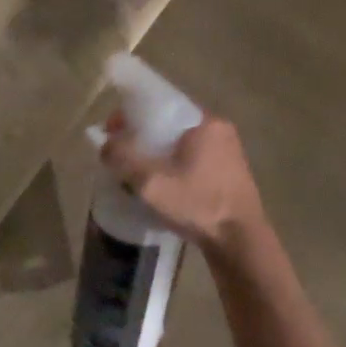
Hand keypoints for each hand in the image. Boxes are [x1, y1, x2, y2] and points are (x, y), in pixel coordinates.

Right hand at [100, 112, 267, 253]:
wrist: (240, 242)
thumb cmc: (197, 205)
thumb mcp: (150, 182)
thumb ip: (123, 158)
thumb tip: (105, 144)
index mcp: (204, 122)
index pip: (159, 104)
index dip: (130, 115)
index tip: (112, 132)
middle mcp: (219, 129)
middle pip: (169, 124)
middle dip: (142, 137)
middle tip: (120, 155)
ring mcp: (228, 152)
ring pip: (180, 144)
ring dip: (157, 154)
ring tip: (136, 173)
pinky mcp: (229, 173)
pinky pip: (193, 159)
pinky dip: (173, 166)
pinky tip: (161, 185)